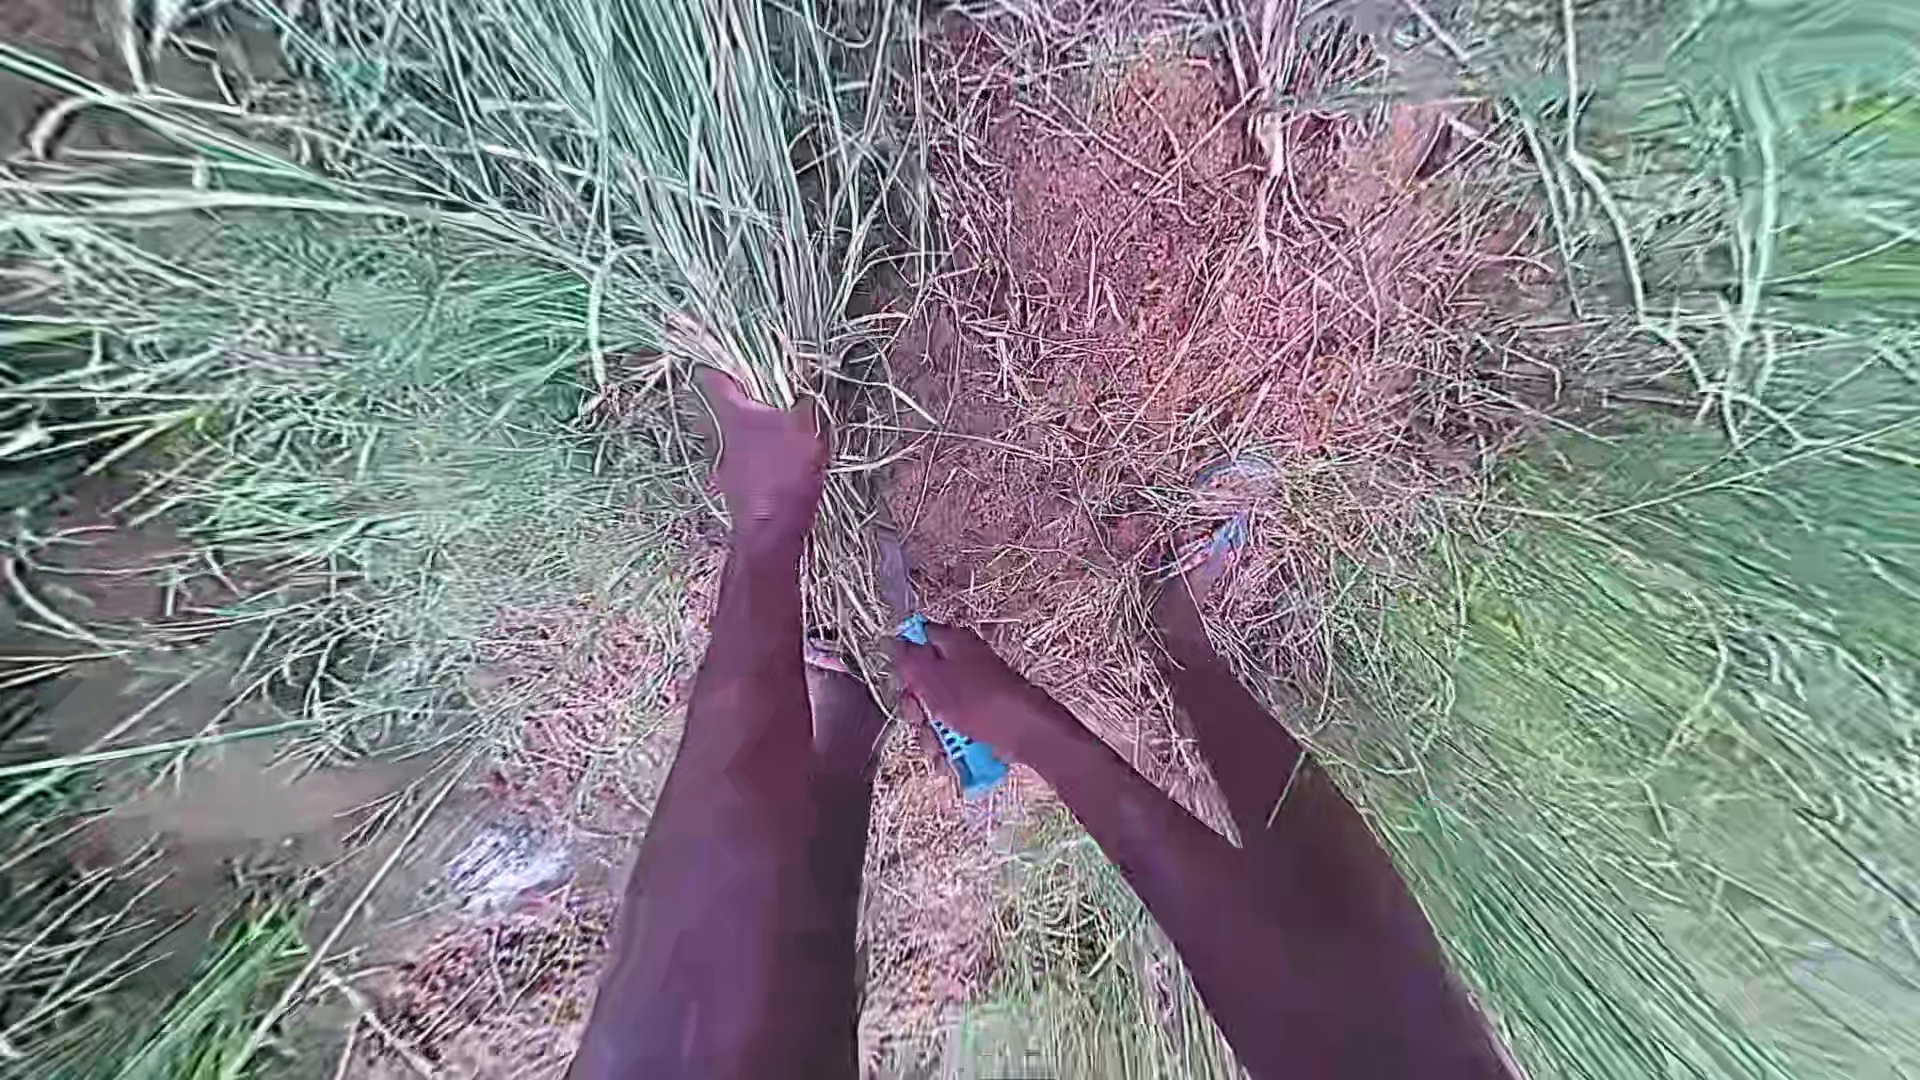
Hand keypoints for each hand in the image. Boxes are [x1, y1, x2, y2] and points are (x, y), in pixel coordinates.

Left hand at [696, 368, 827, 552]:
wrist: (771, 532)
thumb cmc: (783, 473)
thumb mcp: (806, 430)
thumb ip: (805, 407)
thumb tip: (806, 395)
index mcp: (732, 415)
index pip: (714, 380)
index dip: (719, 366)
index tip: (728, 361)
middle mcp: (720, 439)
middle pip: (726, 412)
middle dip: (745, 406)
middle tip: (769, 402)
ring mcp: (725, 468)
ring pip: (737, 441)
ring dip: (755, 438)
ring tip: (783, 438)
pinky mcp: (737, 493)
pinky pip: (748, 468)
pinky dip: (762, 464)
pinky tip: (784, 472)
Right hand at [891, 622, 1085, 763]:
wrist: (1024, 732)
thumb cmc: (979, 701)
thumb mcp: (933, 677)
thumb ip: (910, 659)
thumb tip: (896, 641)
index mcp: (952, 643)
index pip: (917, 640)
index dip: (904, 662)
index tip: (904, 683)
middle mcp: (963, 663)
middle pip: (923, 682)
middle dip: (917, 709)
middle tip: (922, 719)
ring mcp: (973, 692)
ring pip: (936, 712)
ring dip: (931, 735)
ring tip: (940, 747)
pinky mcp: (981, 717)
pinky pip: (954, 729)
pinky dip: (949, 746)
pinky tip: (950, 759)